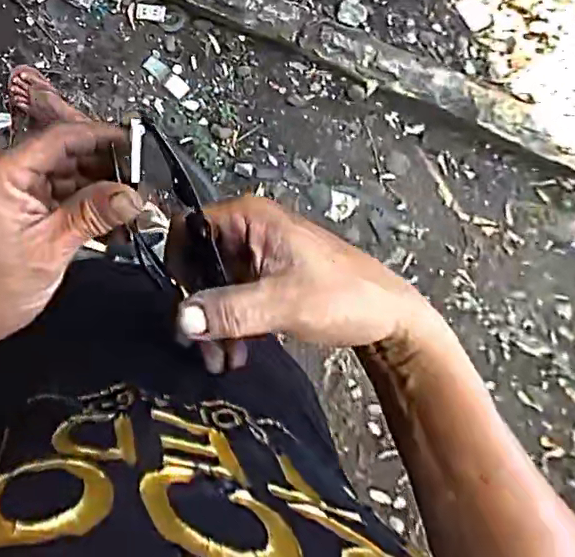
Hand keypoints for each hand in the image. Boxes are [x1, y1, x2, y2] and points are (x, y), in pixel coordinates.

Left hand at [0, 122, 139, 353]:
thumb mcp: (52, 247)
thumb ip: (93, 214)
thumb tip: (129, 195)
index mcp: (3, 172)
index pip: (59, 137)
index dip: (99, 136)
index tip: (130, 141)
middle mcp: (3, 171)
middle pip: (63, 152)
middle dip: (102, 165)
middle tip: (136, 179)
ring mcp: (10, 186)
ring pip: (63, 171)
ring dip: (95, 185)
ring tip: (126, 201)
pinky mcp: (17, 202)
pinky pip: (55, 190)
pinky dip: (80, 200)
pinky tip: (106, 214)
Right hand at [176, 193, 433, 372]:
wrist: (396, 325)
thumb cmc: (346, 298)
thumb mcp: (284, 303)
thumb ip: (230, 310)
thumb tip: (182, 319)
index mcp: (248, 216)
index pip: (188, 226)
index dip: (178, 261)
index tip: (181, 300)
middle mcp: (247, 228)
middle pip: (198, 258)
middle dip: (197, 303)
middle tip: (201, 344)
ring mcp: (255, 252)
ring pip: (212, 281)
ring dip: (212, 319)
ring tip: (221, 357)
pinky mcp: (264, 276)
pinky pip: (230, 294)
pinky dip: (229, 321)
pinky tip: (237, 350)